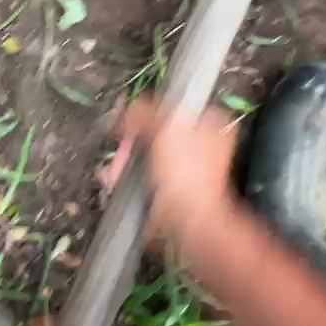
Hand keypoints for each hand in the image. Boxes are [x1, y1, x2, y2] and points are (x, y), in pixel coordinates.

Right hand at [113, 101, 239, 252]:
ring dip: (128, 159)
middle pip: (159, 130)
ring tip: (112, 170)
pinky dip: (131, 175)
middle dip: (133, 140)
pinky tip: (114, 178)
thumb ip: (145, 112)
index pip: (176, 105)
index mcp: (212, 122)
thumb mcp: (164, 128)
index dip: (151, 110)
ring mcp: (191, 166)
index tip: (131, 120)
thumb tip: (130, 106)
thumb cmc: (185, 169)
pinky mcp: (176, 187)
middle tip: (121, 149)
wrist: (190, 221)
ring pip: (151, 152)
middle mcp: (204, 142)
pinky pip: (149, 173)